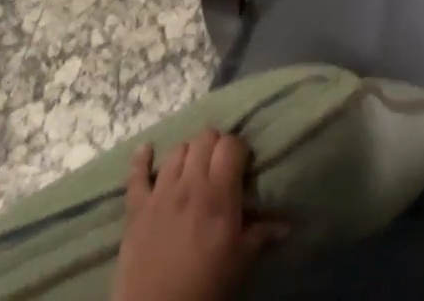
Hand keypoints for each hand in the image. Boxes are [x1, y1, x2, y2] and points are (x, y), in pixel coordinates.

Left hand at [111, 131, 285, 300]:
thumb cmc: (206, 285)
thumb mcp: (240, 260)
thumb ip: (262, 234)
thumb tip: (288, 224)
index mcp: (219, 194)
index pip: (230, 145)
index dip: (239, 147)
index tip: (244, 162)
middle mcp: (189, 185)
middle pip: (204, 139)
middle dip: (216, 144)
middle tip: (221, 163)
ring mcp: (160, 194)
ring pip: (176, 151)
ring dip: (189, 152)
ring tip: (195, 164)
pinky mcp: (136, 208)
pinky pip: (135, 174)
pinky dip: (141, 159)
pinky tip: (146, 150)